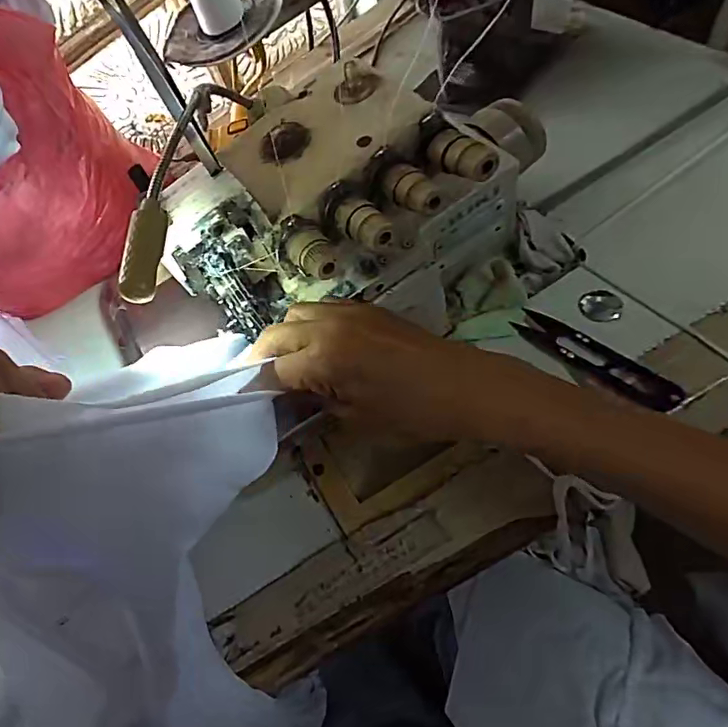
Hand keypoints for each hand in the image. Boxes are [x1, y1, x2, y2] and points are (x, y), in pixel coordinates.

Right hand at [247, 301, 588, 447]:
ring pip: (295, 314)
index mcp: (323, 358)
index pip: (274, 370)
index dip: (263, 388)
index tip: (261, 401)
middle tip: (271, 382)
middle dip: (265, 358)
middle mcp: (327, 327)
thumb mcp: (356, 419)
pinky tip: (325, 347)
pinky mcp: (364, 307)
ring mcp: (346, 312)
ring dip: (287, 337)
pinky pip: (322, 309)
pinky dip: (311, 325)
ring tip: (298, 361)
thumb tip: (292, 399)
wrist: (467, 386)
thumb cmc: (413, 412)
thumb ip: (316, 404)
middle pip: (275, 335)